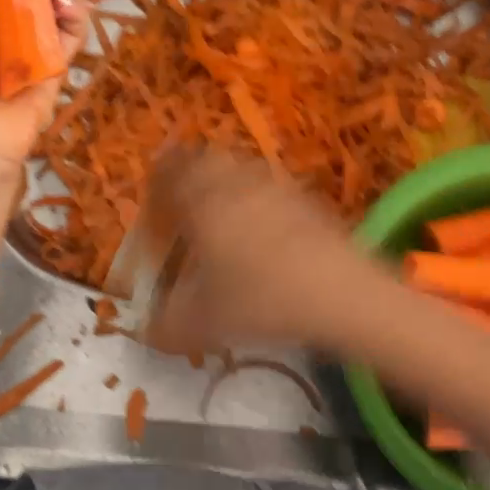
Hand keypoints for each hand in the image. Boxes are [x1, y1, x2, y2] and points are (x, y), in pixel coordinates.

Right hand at [142, 150, 377, 355]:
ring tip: (223, 200)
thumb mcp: (206, 321)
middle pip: (209, 159)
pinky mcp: (308, 201)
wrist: (341, 292)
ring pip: (243, 167)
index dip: (161, 173)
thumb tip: (148, 329)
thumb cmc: (262, 300)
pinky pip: (273, 186)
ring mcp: (276, 189)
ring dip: (228, 176)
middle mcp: (236, 186)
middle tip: (186, 187)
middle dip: (193, 168)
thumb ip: (170, 323)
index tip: (154, 180)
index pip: (174, 173)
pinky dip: (260, 195)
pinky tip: (265, 221)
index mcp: (203, 205)